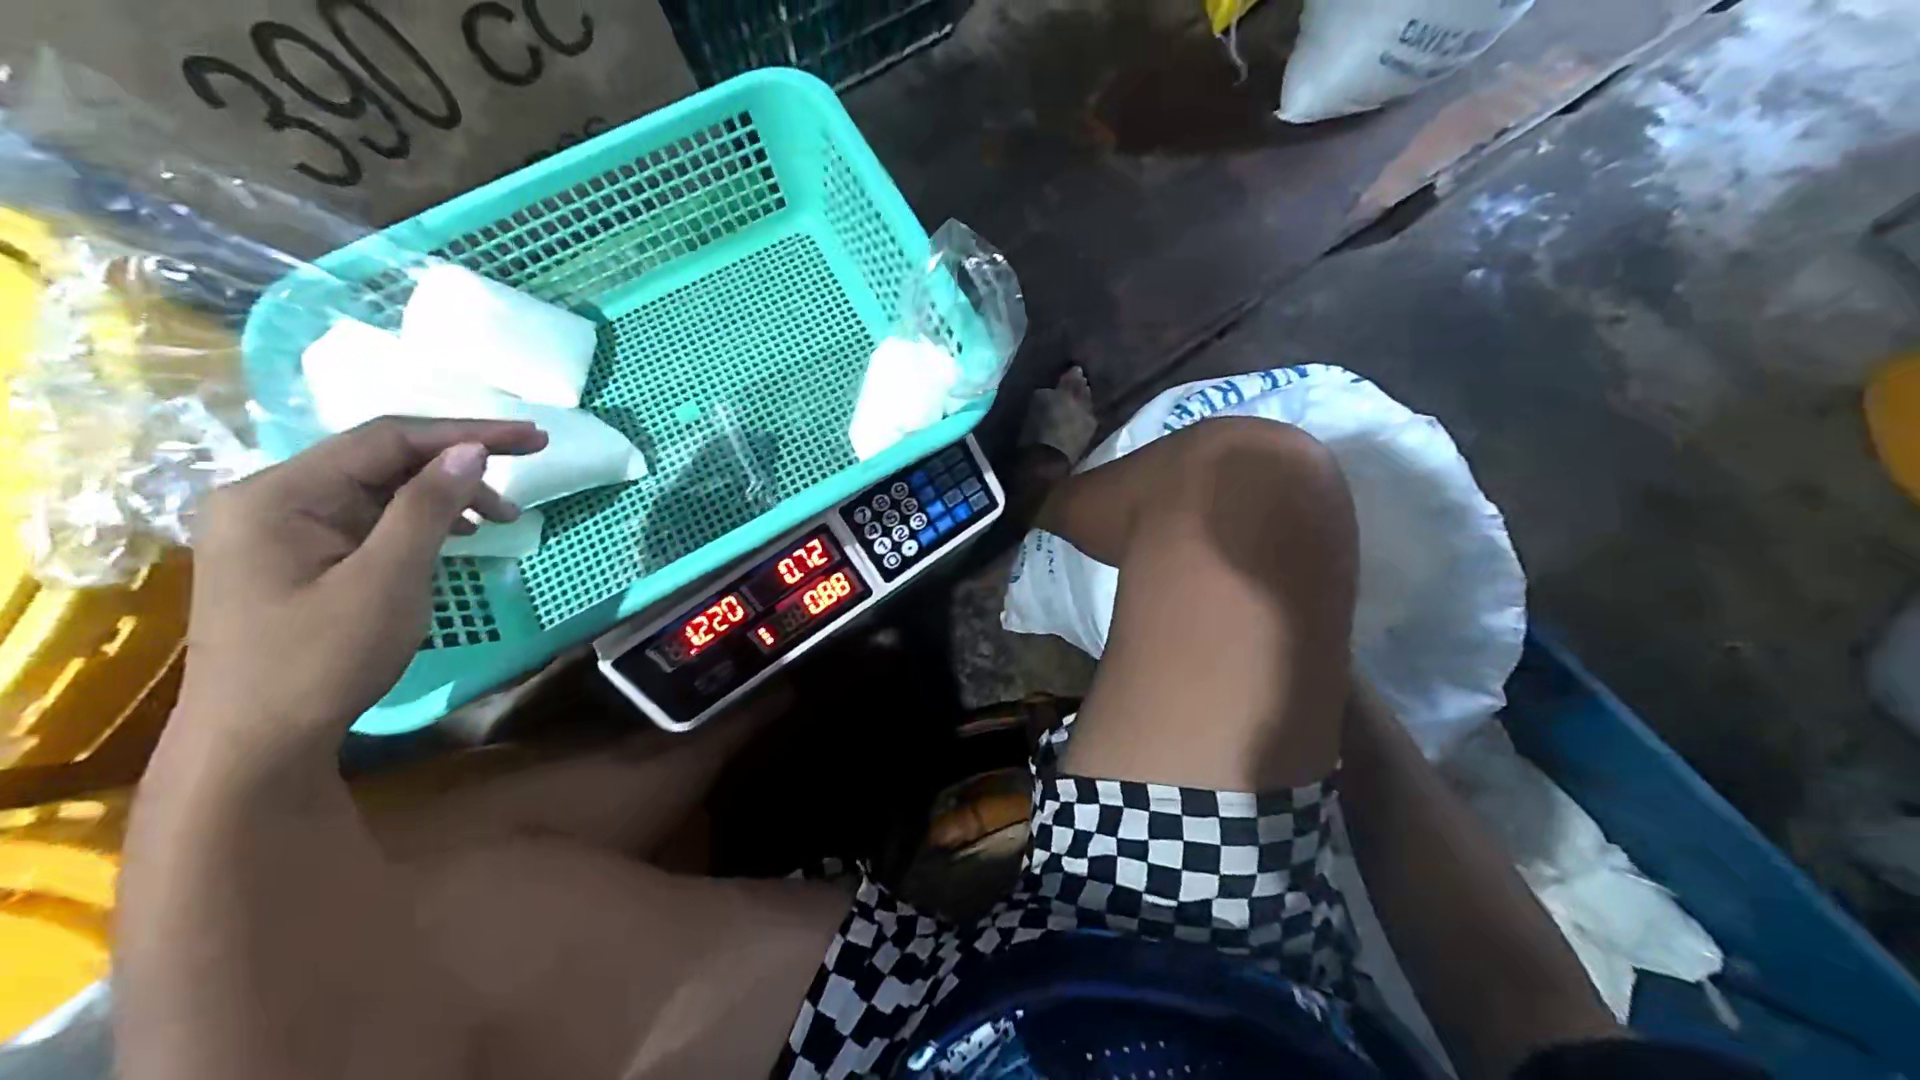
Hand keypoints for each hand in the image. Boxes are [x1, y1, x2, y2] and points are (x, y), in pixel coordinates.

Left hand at [176, 417, 546, 754]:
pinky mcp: (298, 556)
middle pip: (382, 460)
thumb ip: (428, 507)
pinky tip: (458, 535)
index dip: (466, 433)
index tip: (533, 438)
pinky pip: (370, 519)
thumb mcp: (388, 580)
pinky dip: (422, 522)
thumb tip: (472, 450)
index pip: (386, 439)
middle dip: (458, 467)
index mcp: (279, 493)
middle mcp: (272, 498)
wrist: (257, 743)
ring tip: (501, 519)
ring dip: (445, 497)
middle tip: (525, 478)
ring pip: (380, 490)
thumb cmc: (322, 659)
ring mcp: (282, 528)